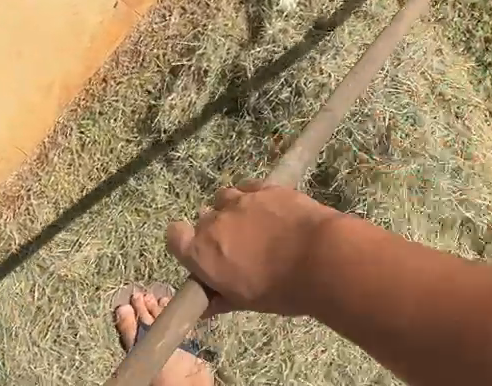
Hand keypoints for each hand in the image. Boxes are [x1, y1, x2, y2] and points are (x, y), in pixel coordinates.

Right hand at [165, 182, 343, 315]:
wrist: (317, 257)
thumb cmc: (279, 290)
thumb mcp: (245, 301)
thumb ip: (221, 297)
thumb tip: (206, 305)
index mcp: (202, 252)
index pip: (174, 237)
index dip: (183, 242)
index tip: (198, 252)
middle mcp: (215, 221)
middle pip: (203, 220)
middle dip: (215, 232)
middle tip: (237, 249)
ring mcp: (240, 200)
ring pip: (224, 198)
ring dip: (232, 211)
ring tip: (252, 227)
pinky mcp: (263, 186)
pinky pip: (248, 188)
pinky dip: (252, 197)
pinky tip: (267, 210)